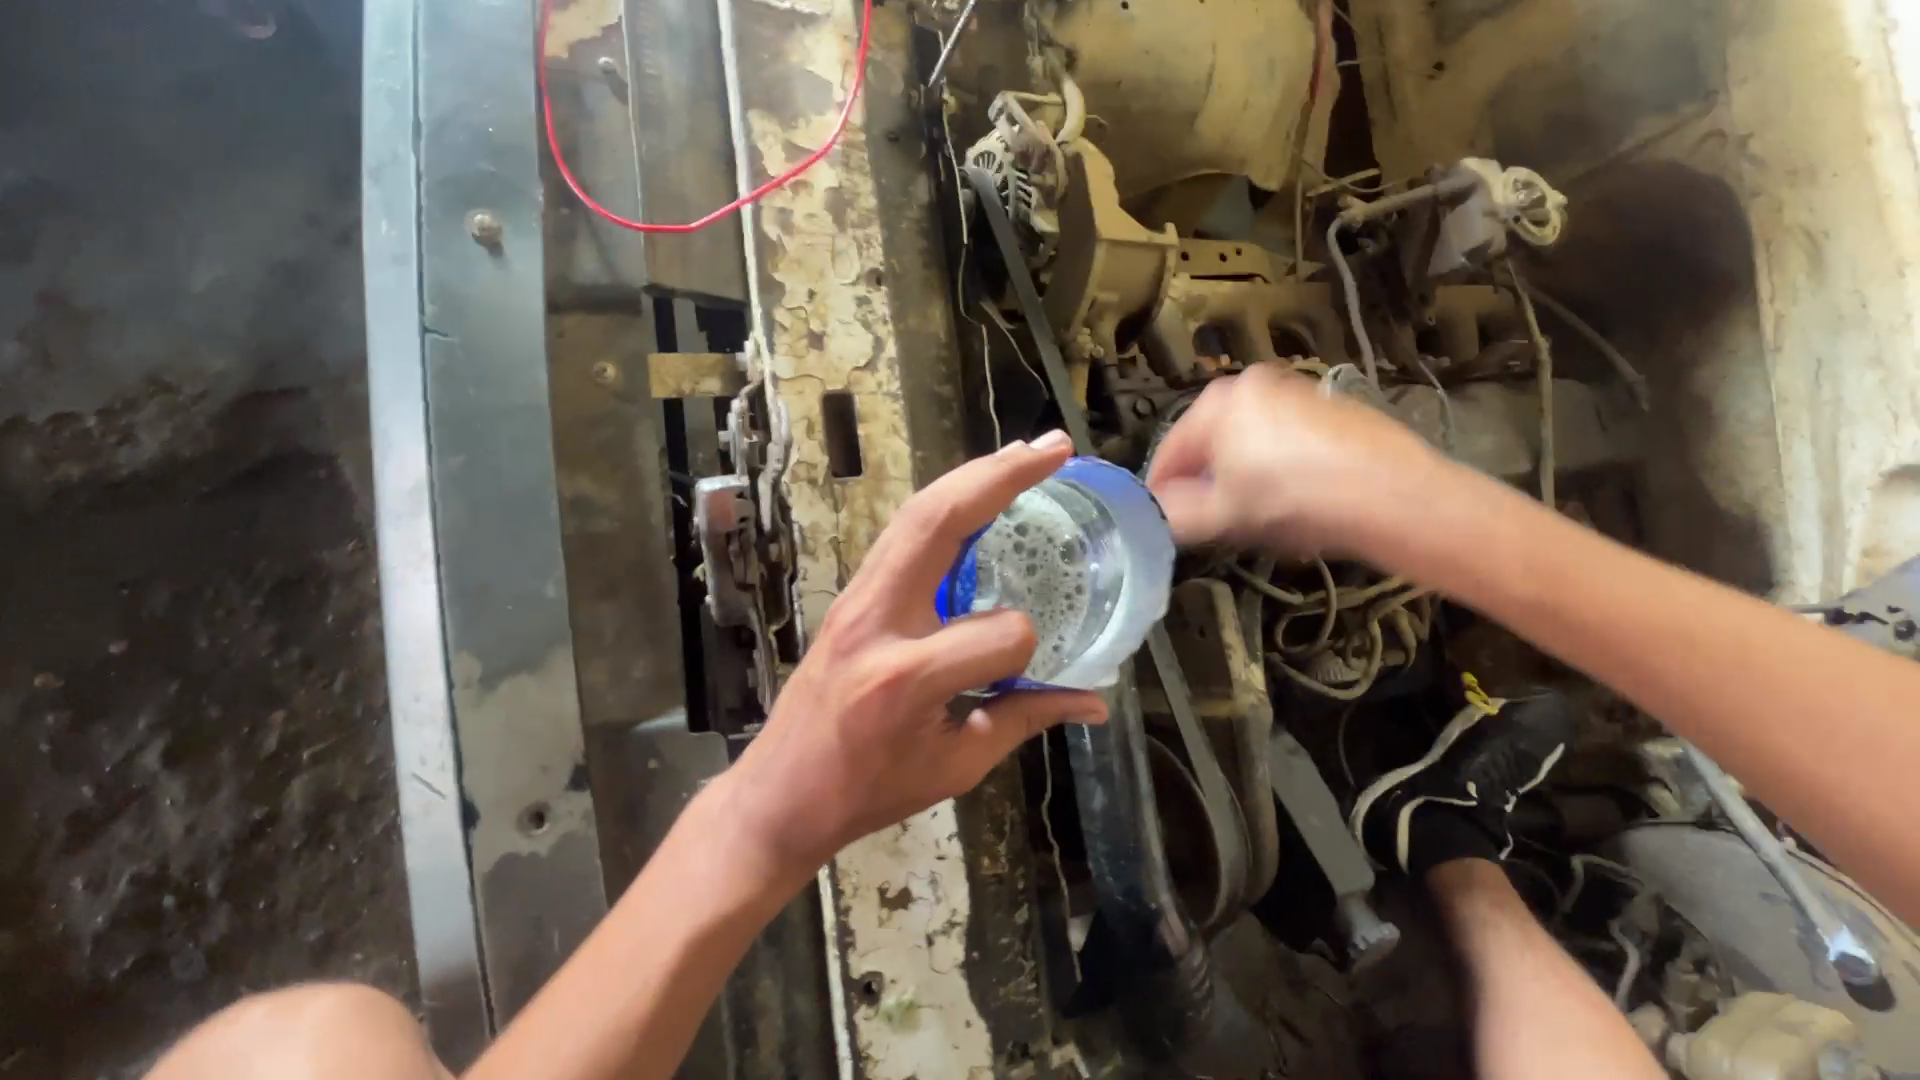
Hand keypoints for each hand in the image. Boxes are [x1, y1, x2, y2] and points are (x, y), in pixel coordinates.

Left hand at [723, 430, 1109, 870]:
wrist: (782, 791)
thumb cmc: (869, 790)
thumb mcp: (956, 766)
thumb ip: (1024, 720)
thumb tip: (1093, 703)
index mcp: (907, 677)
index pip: (1001, 634)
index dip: (1027, 651)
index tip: (1025, 676)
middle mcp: (877, 620)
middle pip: (939, 522)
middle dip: (1001, 477)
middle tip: (1054, 449)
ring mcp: (856, 598)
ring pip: (915, 514)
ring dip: (971, 476)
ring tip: (1022, 454)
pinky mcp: (849, 594)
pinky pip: (901, 533)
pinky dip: (943, 505)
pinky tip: (973, 495)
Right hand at [1145, 364, 1447, 555]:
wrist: (1393, 496)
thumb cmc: (1297, 500)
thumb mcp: (1224, 515)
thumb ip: (1176, 515)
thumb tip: (1153, 515)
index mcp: (1218, 402)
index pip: (1170, 451)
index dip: (1161, 493)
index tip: (1162, 523)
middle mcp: (1253, 385)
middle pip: (1210, 445)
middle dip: (1208, 485)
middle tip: (1215, 525)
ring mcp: (1295, 393)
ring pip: (1247, 444)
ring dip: (1242, 479)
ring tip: (1259, 519)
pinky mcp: (1330, 409)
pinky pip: (1284, 442)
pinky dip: (1278, 469)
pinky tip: (1296, 503)